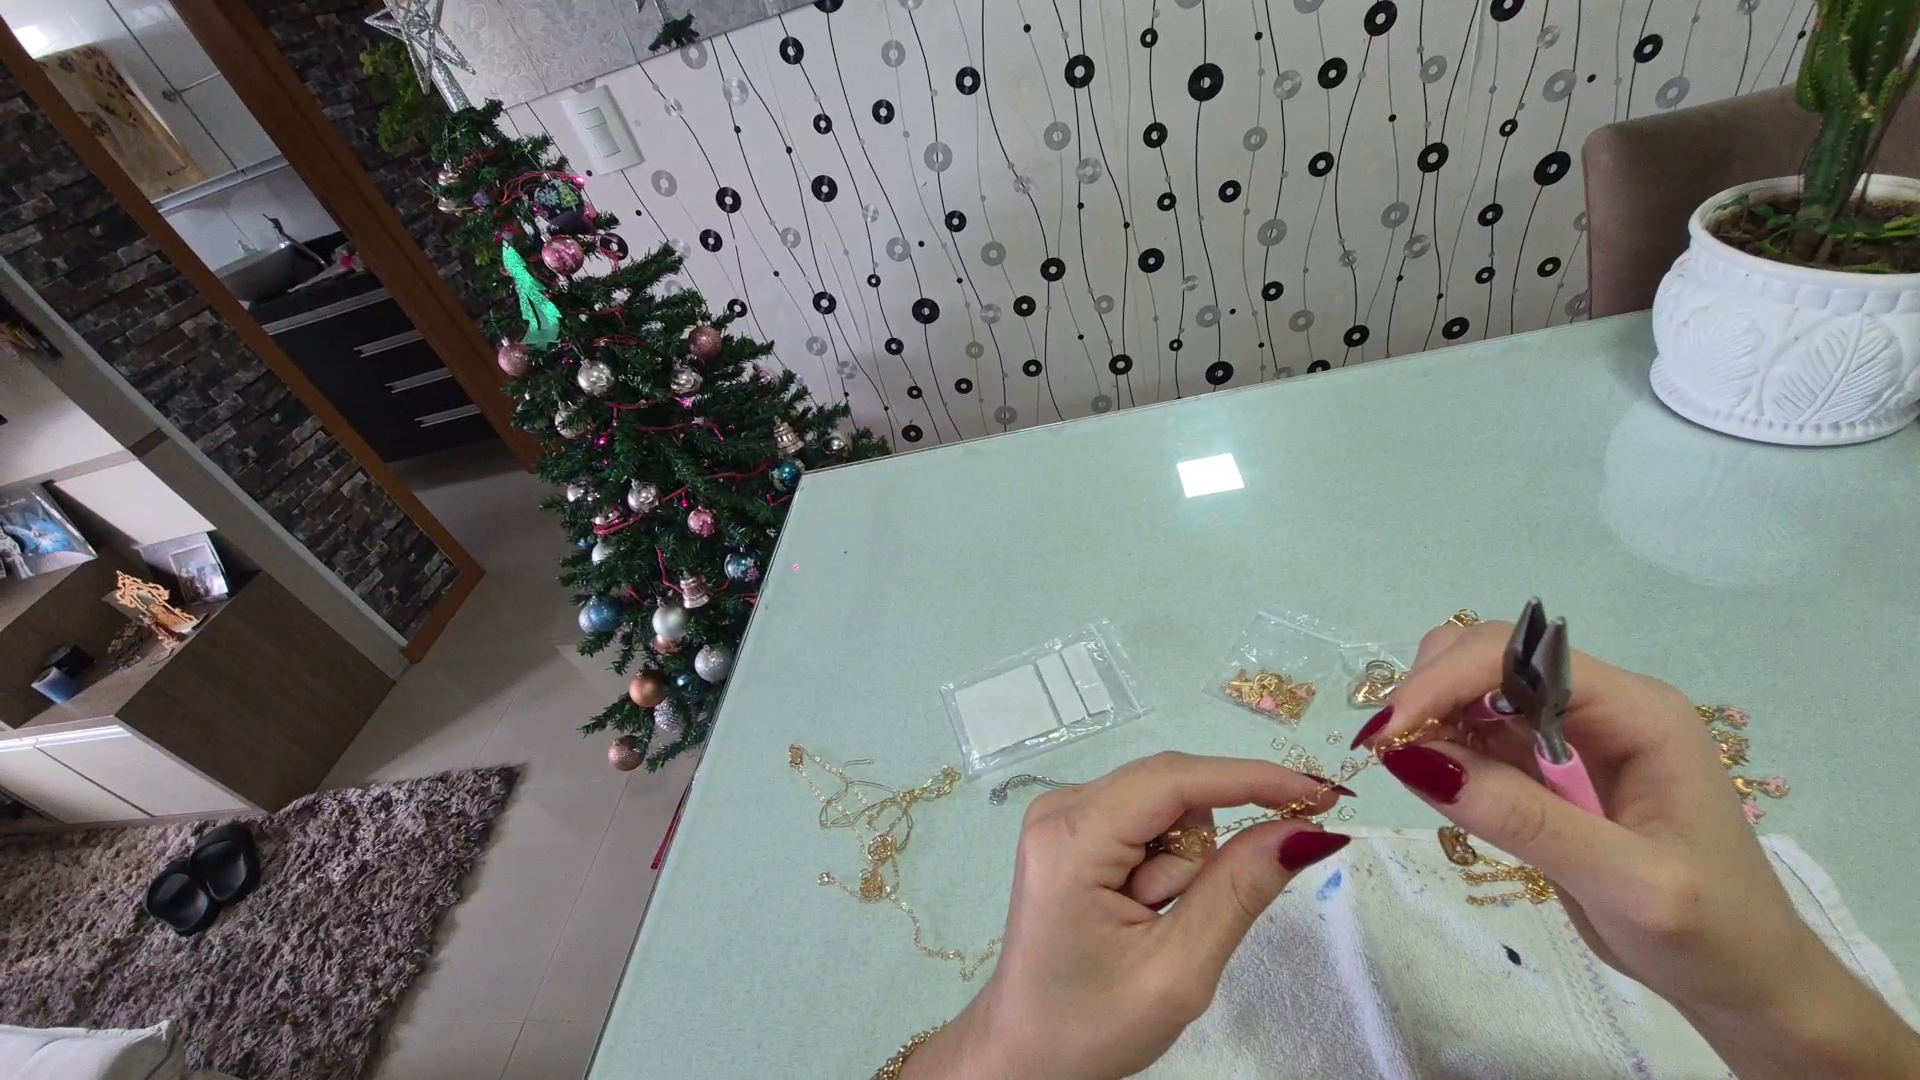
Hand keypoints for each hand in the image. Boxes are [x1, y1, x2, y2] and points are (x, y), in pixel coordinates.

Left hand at [904, 752, 1347, 1079]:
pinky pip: (1146, 820)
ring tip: (1152, 921)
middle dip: (1203, 846)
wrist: (1024, 1051)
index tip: (1324, 792)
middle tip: (1188, 914)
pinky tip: (1143, 907)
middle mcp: (1060, 806)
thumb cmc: (1092, 1024)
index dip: (1251, 778)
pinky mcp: (1072, 828)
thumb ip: (1239, 890)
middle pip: (1169, 789)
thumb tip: (1307, 830)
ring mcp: (1062, 813)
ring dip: (1182, 862)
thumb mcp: (1178, 970)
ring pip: (1164, 806)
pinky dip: (1165, 862)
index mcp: (1072, 836)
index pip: (1173, 779)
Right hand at [1361, 620, 1919, 1078]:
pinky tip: (1434, 780)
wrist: (1742, 981)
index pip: (1515, 657)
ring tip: (1408, 768)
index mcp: (1635, 711)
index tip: (1388, 736)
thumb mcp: (1626, 882)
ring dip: (1424, 716)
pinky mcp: (1536, 759)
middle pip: (1482, 655)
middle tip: (1390, 752)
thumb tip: (1412, 760)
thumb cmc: (1709, 933)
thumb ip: (1523, 818)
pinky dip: (1434, 743)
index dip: (1442, 682)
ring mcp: (1563, 729)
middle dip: (1426, 691)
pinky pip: (1467, 728)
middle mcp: (1595, 704)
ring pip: (1465, 686)